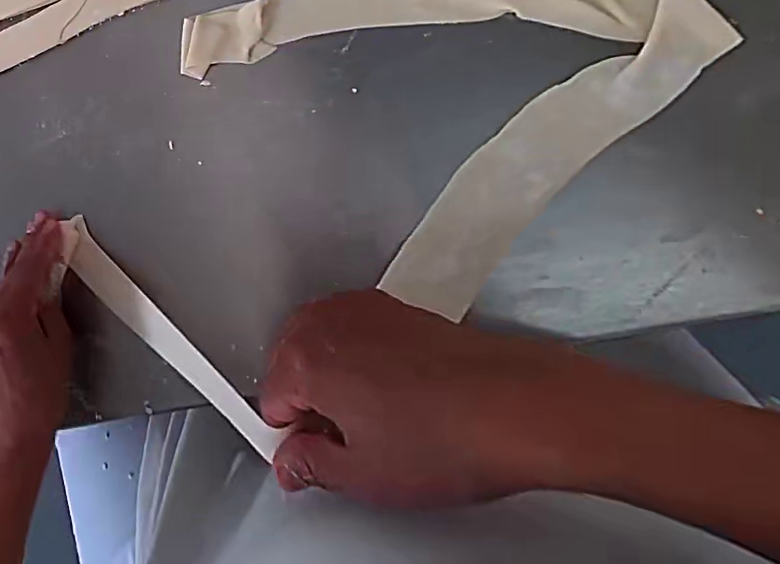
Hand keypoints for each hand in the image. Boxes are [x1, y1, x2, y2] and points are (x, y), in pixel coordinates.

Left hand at [0, 211, 73, 453]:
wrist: (10, 433)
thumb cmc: (39, 397)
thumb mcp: (58, 343)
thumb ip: (51, 303)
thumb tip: (50, 275)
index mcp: (8, 318)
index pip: (30, 269)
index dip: (46, 244)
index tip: (56, 226)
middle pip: (15, 270)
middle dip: (33, 244)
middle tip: (46, 220)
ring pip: (5, 280)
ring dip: (23, 259)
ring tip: (36, 235)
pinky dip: (13, 279)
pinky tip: (20, 265)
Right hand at [260, 289, 649, 507]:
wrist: (512, 402)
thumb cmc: (448, 433)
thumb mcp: (365, 477)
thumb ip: (310, 467)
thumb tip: (293, 461)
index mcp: (302, 359)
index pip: (267, 403)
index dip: (292, 437)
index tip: (312, 453)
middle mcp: (321, 321)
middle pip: (287, 365)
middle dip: (308, 403)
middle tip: (352, 442)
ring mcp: (354, 307)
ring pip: (317, 345)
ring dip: (332, 377)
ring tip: (380, 416)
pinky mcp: (384, 303)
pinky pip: (349, 331)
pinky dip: (359, 355)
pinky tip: (397, 389)